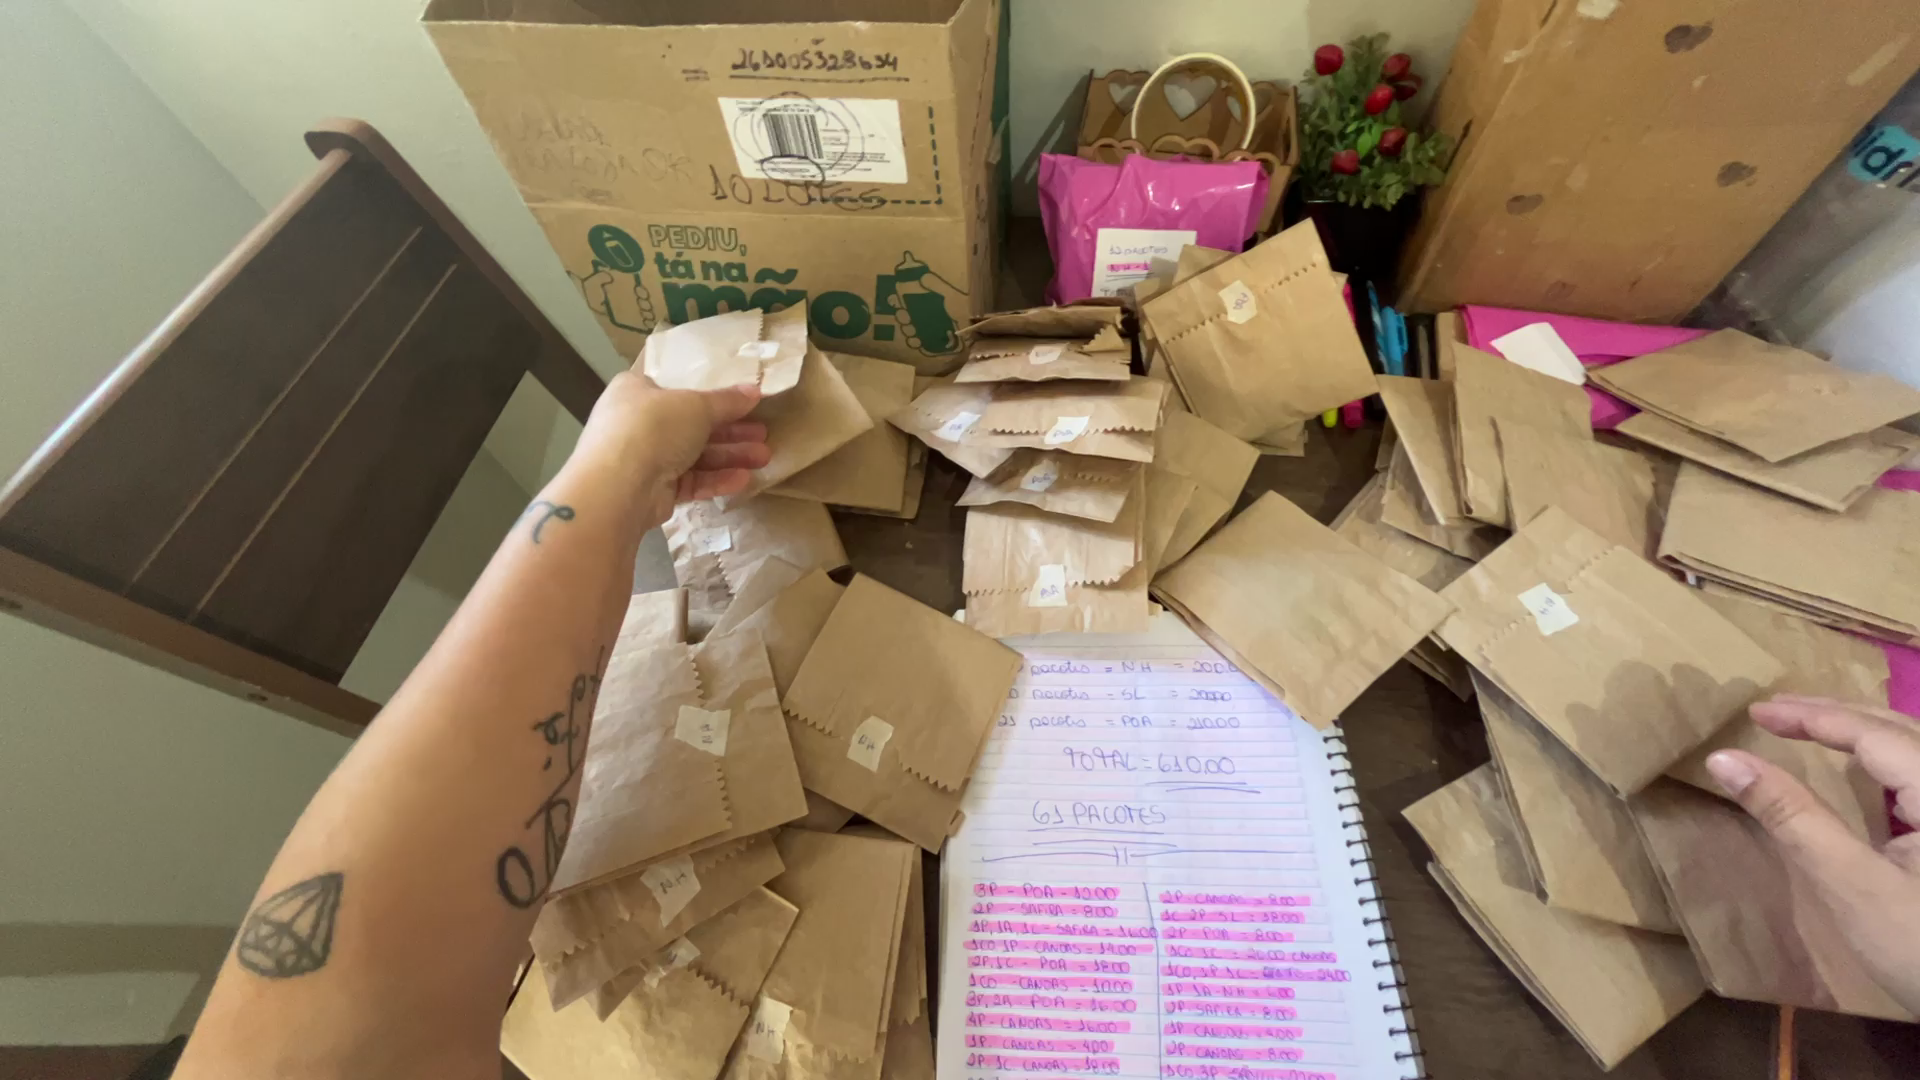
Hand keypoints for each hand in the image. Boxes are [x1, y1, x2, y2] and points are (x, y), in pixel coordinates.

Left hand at [571, 371, 769, 528]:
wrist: (618, 486)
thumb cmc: (653, 428)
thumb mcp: (696, 405)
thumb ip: (728, 400)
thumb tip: (755, 390)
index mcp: (637, 391)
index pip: (679, 389)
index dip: (713, 395)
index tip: (744, 402)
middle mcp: (638, 423)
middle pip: (693, 425)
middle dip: (731, 431)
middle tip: (764, 433)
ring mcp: (645, 458)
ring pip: (696, 455)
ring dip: (730, 456)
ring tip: (764, 458)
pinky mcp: (654, 490)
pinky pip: (691, 481)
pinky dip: (716, 479)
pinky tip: (744, 480)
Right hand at [1706, 694, 1919, 1013]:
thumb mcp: (1851, 884)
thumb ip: (1790, 814)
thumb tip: (1723, 757)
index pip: (1878, 735)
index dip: (1814, 717)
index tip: (1755, 712)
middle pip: (1911, 734)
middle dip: (1843, 714)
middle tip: (1779, 710)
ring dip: (1871, 733)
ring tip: (1818, 729)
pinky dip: (1898, 762)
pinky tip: (1876, 774)